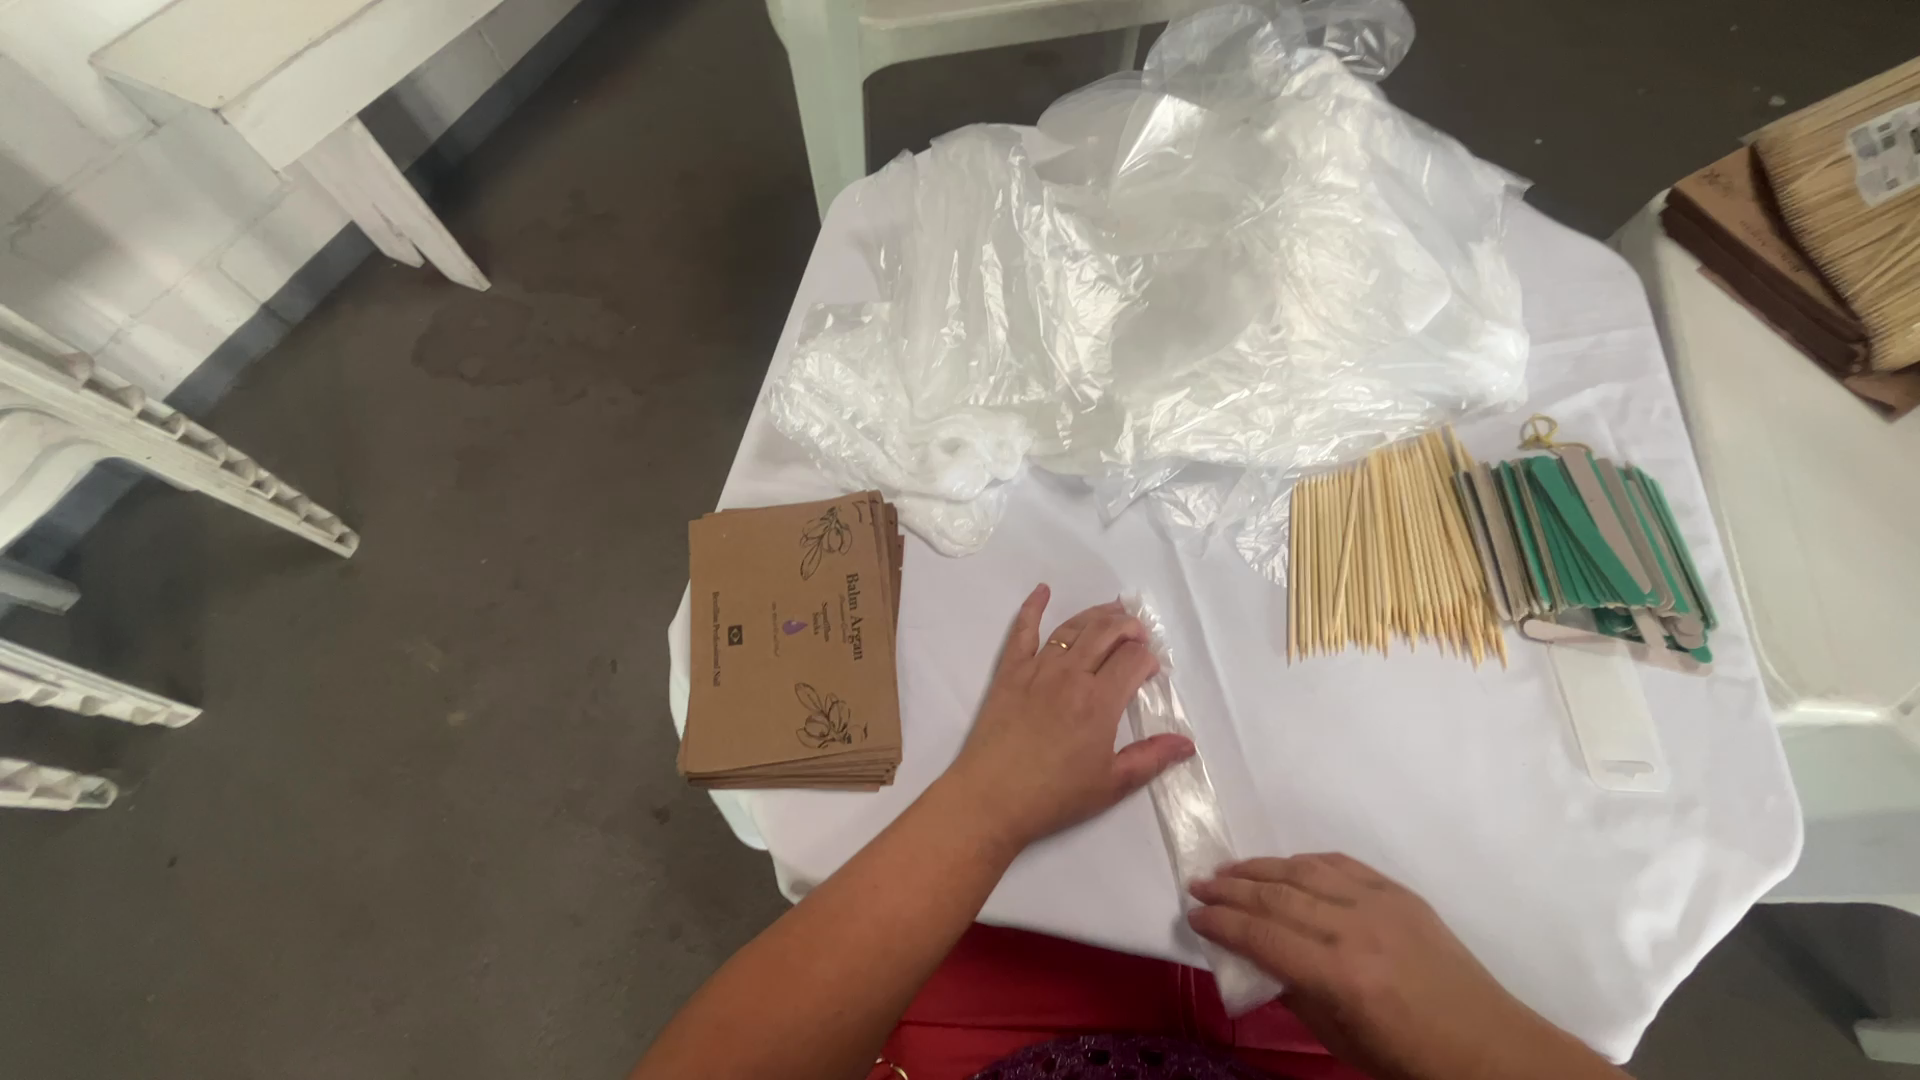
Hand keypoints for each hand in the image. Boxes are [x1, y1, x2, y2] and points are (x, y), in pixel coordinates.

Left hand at [941, 585, 1194, 849]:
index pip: (1133, 660)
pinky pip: (1022, 632)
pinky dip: (1033, 607)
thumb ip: (1151, 758)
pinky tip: (1042, 592)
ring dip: (1096, 615)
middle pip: (1106, 633)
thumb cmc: (1054, 796)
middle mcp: (1070, 675)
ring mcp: (1037, 669)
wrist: (991, 798)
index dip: (1149, 659)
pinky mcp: (1010, 672)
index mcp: (1099, 702)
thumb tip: (1187, 743)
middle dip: (1129, 627)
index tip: (1152, 671)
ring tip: (1113, 611)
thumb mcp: (1111, 785)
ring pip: (1072, 629)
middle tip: (1139, 633)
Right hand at [1188, 855, 1625, 1079]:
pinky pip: (1340, 864)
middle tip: (1198, 885)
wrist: (1493, 1050)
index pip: (1262, 936)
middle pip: (1275, 896)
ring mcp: (1380, 904)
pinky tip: (1283, 866)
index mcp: (1341, 977)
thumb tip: (1254, 958)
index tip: (1193, 916)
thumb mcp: (1342, 1041)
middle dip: (1230, 889)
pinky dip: (1304, 862)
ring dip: (1259, 868)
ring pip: (1303, 871)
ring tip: (1229, 869)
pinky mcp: (1399, 893)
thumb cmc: (1412, 1060)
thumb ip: (1293, 994)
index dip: (1221, 923)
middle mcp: (1356, 930)